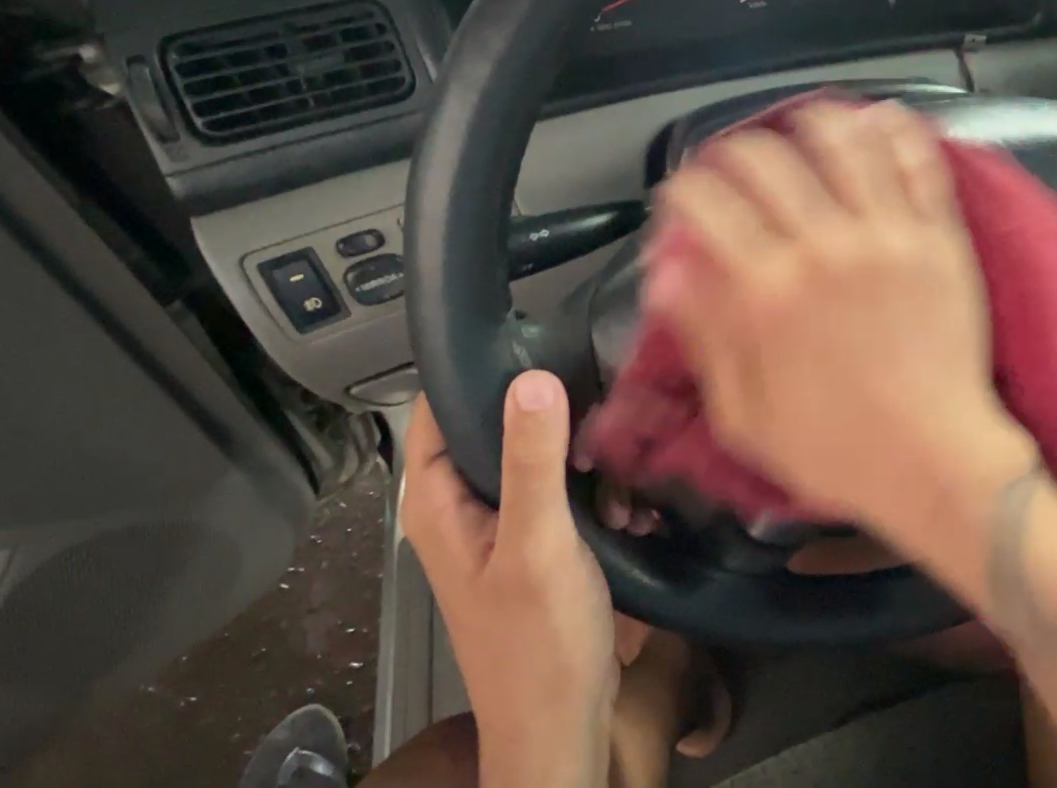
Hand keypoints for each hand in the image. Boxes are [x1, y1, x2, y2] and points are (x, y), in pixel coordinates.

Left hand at [401, 372, 613, 786]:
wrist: (563, 721)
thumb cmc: (538, 639)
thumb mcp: (537, 544)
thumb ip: (531, 462)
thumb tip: (531, 377)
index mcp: (438, 502)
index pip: (441, 407)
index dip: (481, 368)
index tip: (539, 335)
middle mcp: (461, 504)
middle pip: (493, 424)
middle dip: (542, 404)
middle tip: (593, 383)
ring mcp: (500, 522)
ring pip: (531, 452)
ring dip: (571, 444)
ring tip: (612, 435)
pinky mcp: (536, 538)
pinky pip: (556, 484)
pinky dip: (585, 478)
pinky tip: (618, 483)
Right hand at [645, 100, 1030, 530]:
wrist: (937, 462)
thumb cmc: (836, 449)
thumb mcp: (744, 415)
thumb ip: (705, 334)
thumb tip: (665, 272)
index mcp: (767, 291)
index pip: (707, 203)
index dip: (682, 189)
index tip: (681, 197)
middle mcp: (823, 247)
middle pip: (765, 160)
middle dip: (733, 151)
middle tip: (733, 166)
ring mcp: (888, 237)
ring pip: (844, 143)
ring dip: (813, 121)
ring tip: (801, 125)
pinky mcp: (939, 239)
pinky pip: (919, 163)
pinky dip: (895, 131)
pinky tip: (877, 119)